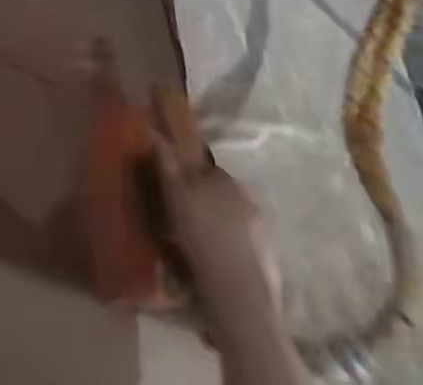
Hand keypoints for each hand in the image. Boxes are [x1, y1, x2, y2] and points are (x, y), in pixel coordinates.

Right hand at [152, 141, 305, 384]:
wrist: (238, 292)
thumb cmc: (200, 238)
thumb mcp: (175, 196)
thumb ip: (166, 164)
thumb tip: (153, 131)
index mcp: (225, 180)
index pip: (203, 169)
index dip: (187, 178)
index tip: (173, 191)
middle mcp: (248, 197)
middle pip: (219, 191)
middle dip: (205, 199)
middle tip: (183, 217)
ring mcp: (262, 228)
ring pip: (233, 216)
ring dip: (218, 222)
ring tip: (198, 241)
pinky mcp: (268, 256)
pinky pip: (244, 241)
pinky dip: (231, 245)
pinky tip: (216, 259)